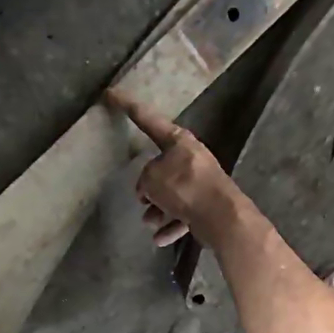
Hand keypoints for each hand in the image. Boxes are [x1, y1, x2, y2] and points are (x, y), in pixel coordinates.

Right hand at [106, 89, 238, 246]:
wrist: (222, 217)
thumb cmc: (185, 189)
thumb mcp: (152, 178)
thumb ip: (144, 178)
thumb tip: (150, 189)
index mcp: (179, 141)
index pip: (147, 119)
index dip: (128, 106)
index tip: (111, 93)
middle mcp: (191, 158)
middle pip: (159, 168)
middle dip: (148, 187)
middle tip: (142, 198)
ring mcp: (199, 181)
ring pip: (170, 194)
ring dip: (158, 210)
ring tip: (152, 222)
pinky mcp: (205, 204)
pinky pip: (182, 214)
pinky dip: (171, 225)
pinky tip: (161, 238)